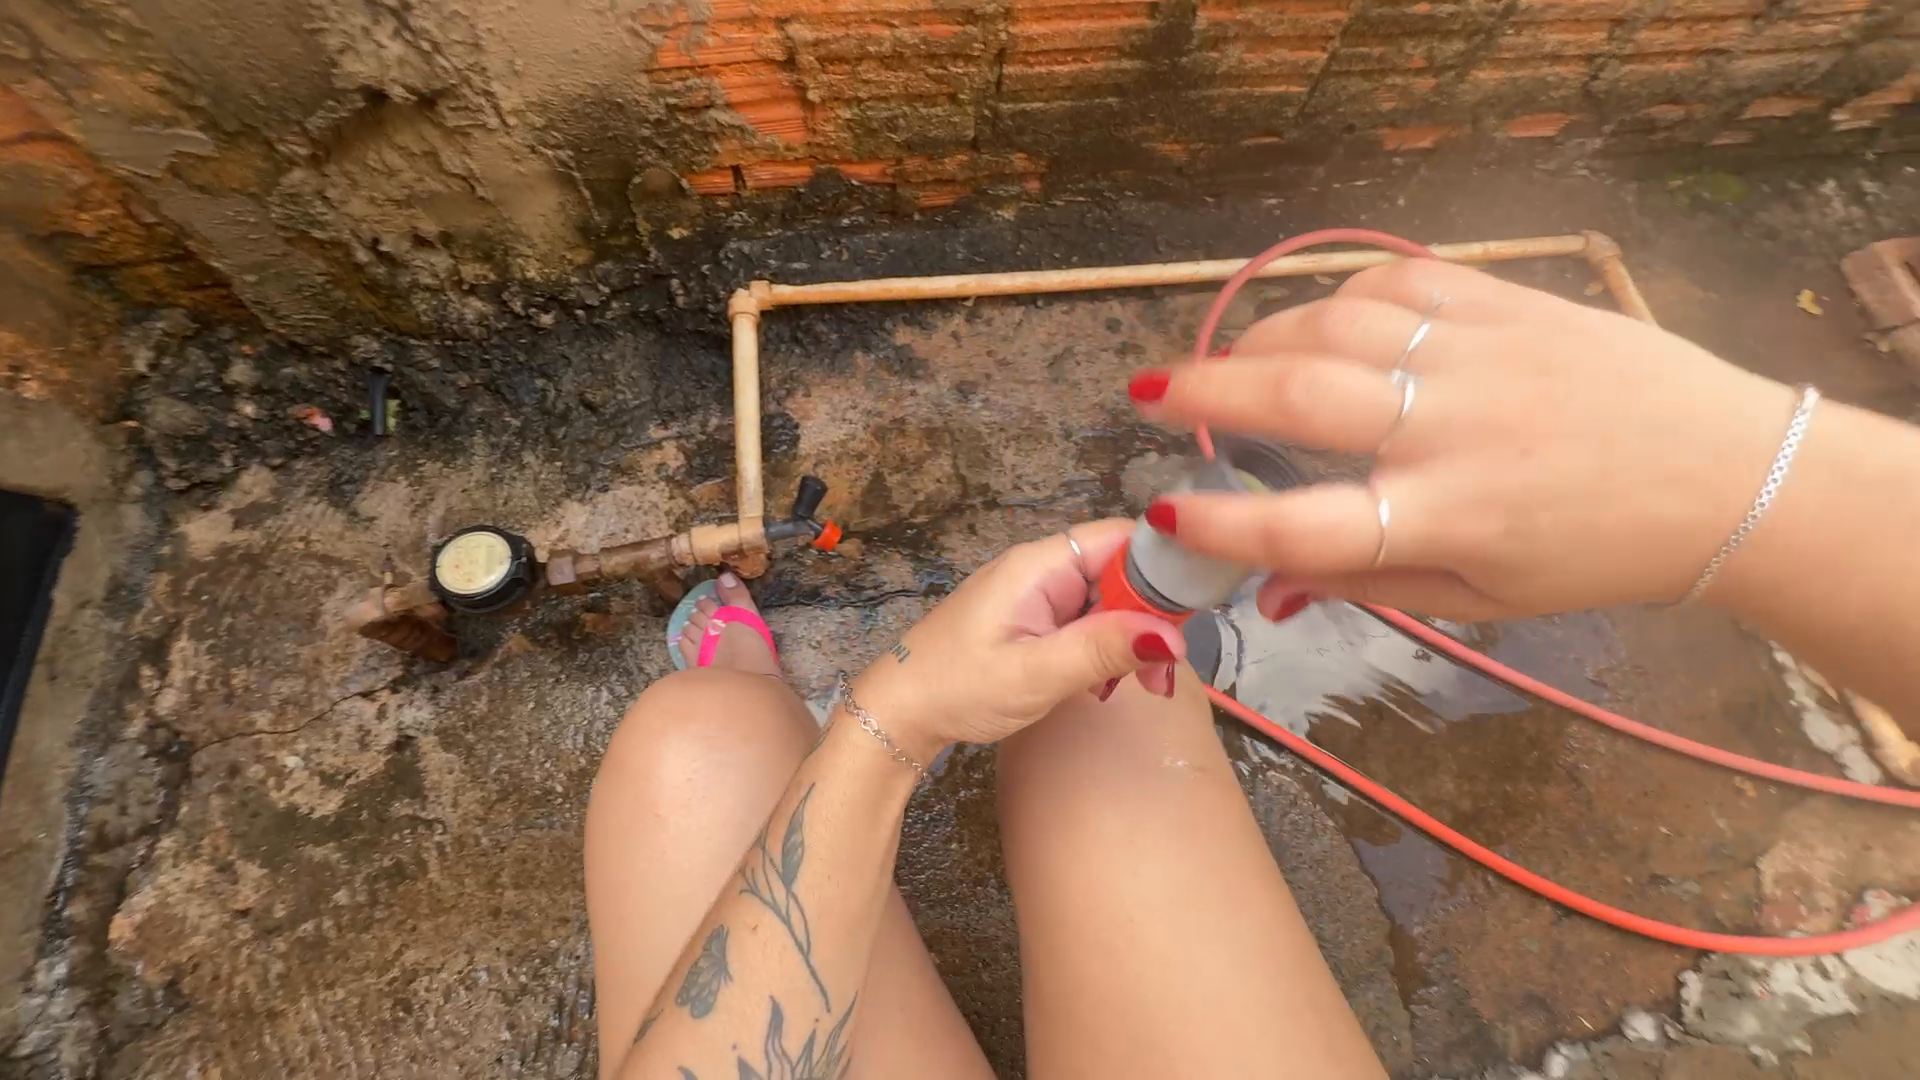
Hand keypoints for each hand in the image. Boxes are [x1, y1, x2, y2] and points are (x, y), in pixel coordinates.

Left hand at [850, 519, 1184, 756]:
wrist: (902, 710)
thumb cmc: (959, 686)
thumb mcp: (1036, 673)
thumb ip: (1102, 650)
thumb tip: (1173, 637)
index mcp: (1040, 565)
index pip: (1121, 539)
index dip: (1163, 567)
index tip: (1192, 613)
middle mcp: (1043, 569)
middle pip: (1120, 572)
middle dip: (1150, 617)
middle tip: (1164, 673)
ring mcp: (1038, 595)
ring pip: (1107, 601)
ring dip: (1131, 639)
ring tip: (1142, 686)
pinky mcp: (1035, 619)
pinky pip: (1086, 621)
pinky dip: (1106, 649)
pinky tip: (1107, 684)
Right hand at [1128, 258, 1801, 619]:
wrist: (1732, 474)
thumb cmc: (1587, 557)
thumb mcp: (1475, 600)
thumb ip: (1361, 586)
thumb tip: (1264, 589)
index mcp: (1449, 517)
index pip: (1305, 527)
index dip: (1221, 524)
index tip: (1163, 512)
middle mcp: (1455, 428)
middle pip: (1302, 396)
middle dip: (1205, 391)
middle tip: (1147, 394)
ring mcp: (1482, 352)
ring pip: (1335, 323)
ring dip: (1257, 339)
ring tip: (1223, 361)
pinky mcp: (1508, 302)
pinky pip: (1395, 279)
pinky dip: (1332, 298)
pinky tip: (1313, 322)